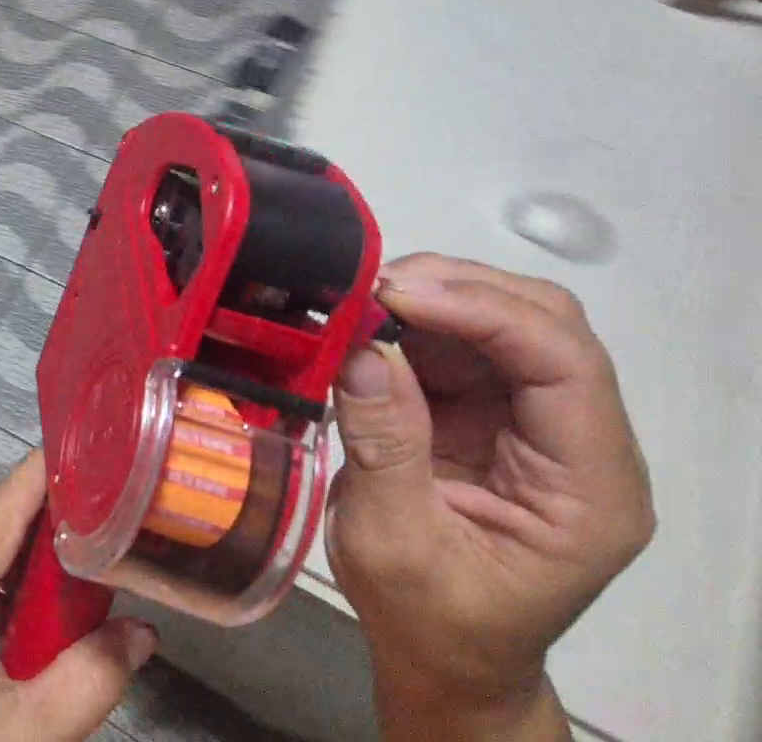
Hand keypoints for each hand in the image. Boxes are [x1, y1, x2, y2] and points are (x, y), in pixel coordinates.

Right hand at [328, 255, 654, 739]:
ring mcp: (530, 426)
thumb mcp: (395, 543)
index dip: (484, 314)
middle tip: (366, 285)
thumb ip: (384, 447)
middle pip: (546, 329)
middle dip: (459, 291)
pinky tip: (361, 325)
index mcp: (590, 487)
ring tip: (353, 299)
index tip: (391, 294)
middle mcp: (577, 443)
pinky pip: (454, 350)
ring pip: (500, 326)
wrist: (441, 657)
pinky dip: (406, 326)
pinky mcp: (483, 418)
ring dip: (428, 300)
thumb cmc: (429, 618)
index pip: (565, 366)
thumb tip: (363, 351)